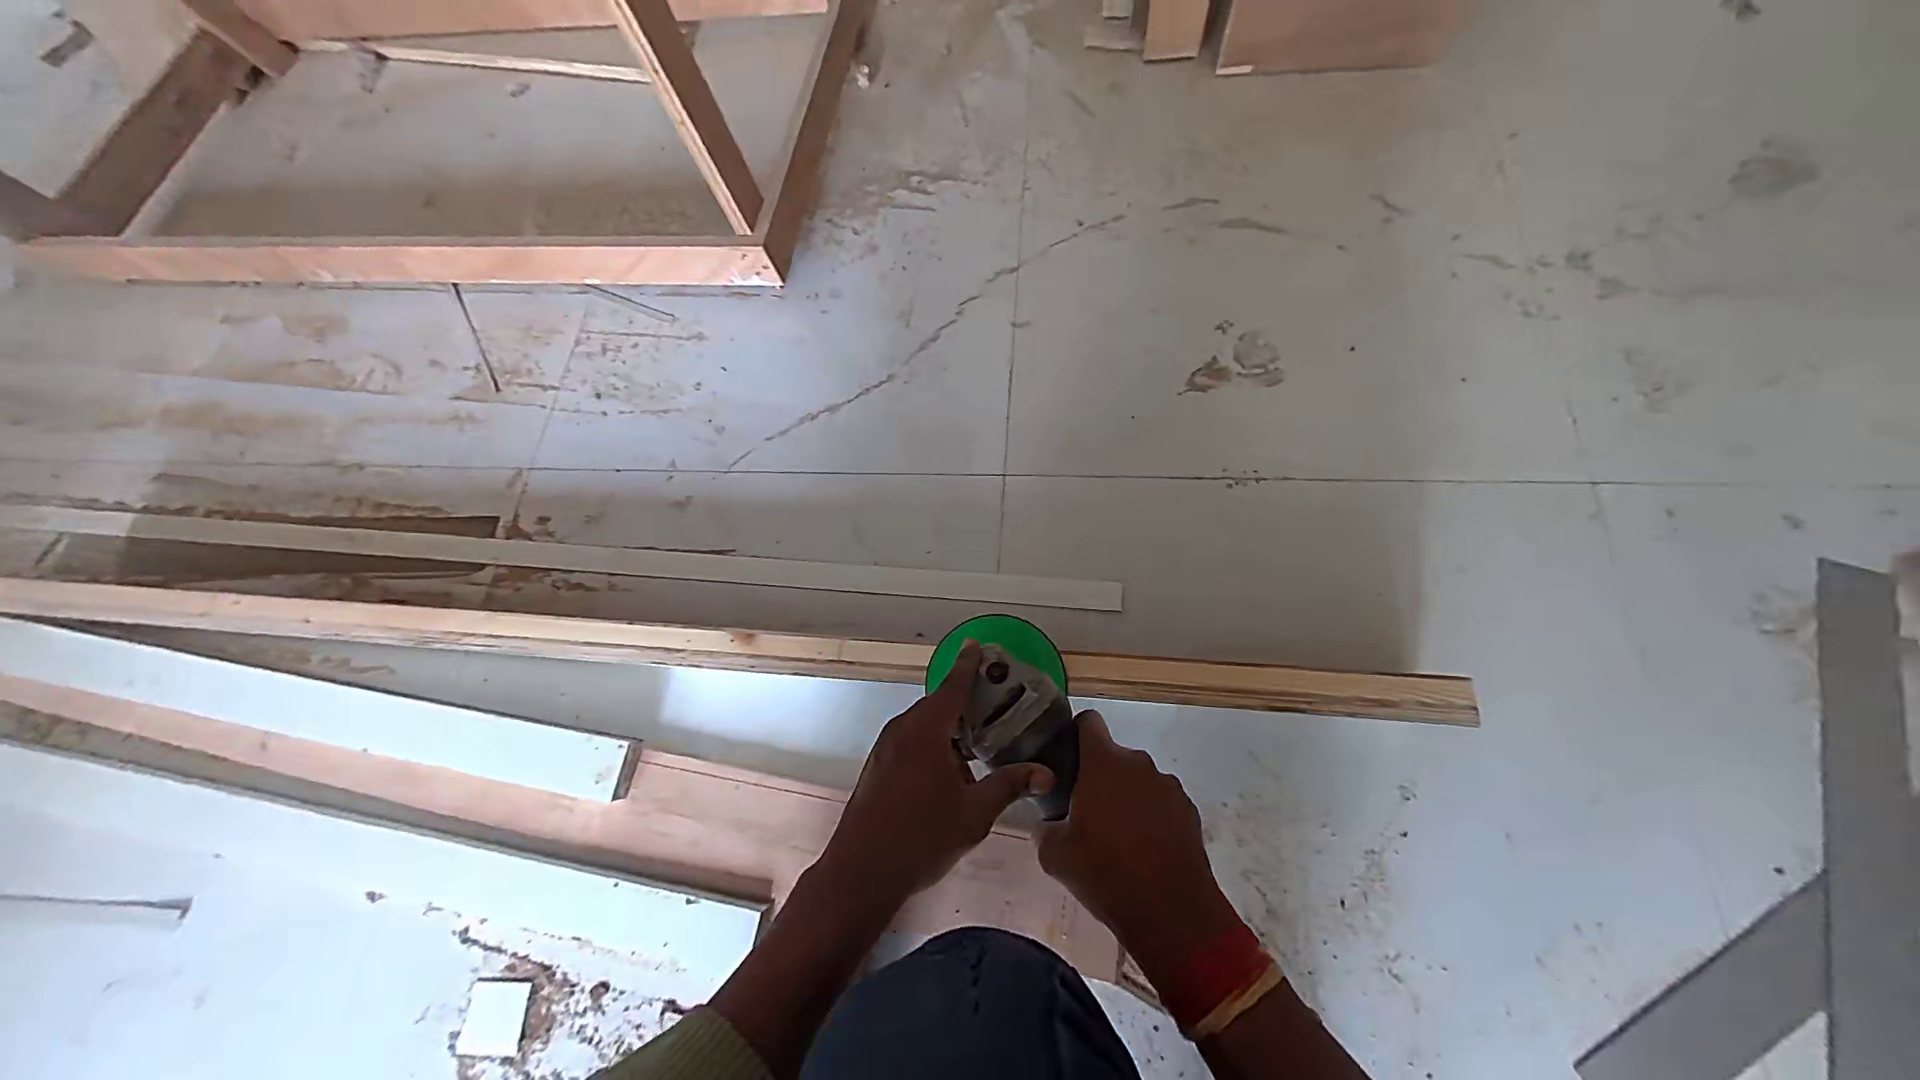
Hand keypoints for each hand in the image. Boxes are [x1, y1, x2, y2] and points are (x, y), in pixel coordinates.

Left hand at [819, 641, 1053, 910]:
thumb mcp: (974, 814)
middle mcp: (902, 730)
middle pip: (939, 704)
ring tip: (982, 740)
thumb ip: (1009, 786)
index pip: (952, 687)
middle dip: (967, 702)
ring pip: (925, 724)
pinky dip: (935, 741)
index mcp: (925, 731)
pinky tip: (954, 768)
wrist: (862, 872)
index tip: (977, 646)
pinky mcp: (879, 765)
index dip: (968, 666)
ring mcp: (886, 747)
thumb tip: (1045, 773)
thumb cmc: (920, 839)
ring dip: (951, 727)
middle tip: (998, 704)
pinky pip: (912, 740)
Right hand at [1033, 711, 1247, 981]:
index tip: (1067, 758)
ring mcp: (1169, 787)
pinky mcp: (1190, 812)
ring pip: (1138, 782)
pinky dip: (1151, 818)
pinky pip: (1161, 804)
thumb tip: (1049, 822)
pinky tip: (1143, 852)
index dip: (1075, 733)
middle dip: (1099, 778)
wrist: (1172, 913)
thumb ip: (1045, 827)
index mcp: (1104, 763)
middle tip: (1085, 813)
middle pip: (1113, 758)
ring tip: (1117, 840)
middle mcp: (1139, 764)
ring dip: (1126, 799)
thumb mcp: (1054, 854)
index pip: (1088, 722)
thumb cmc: (1106, 874)